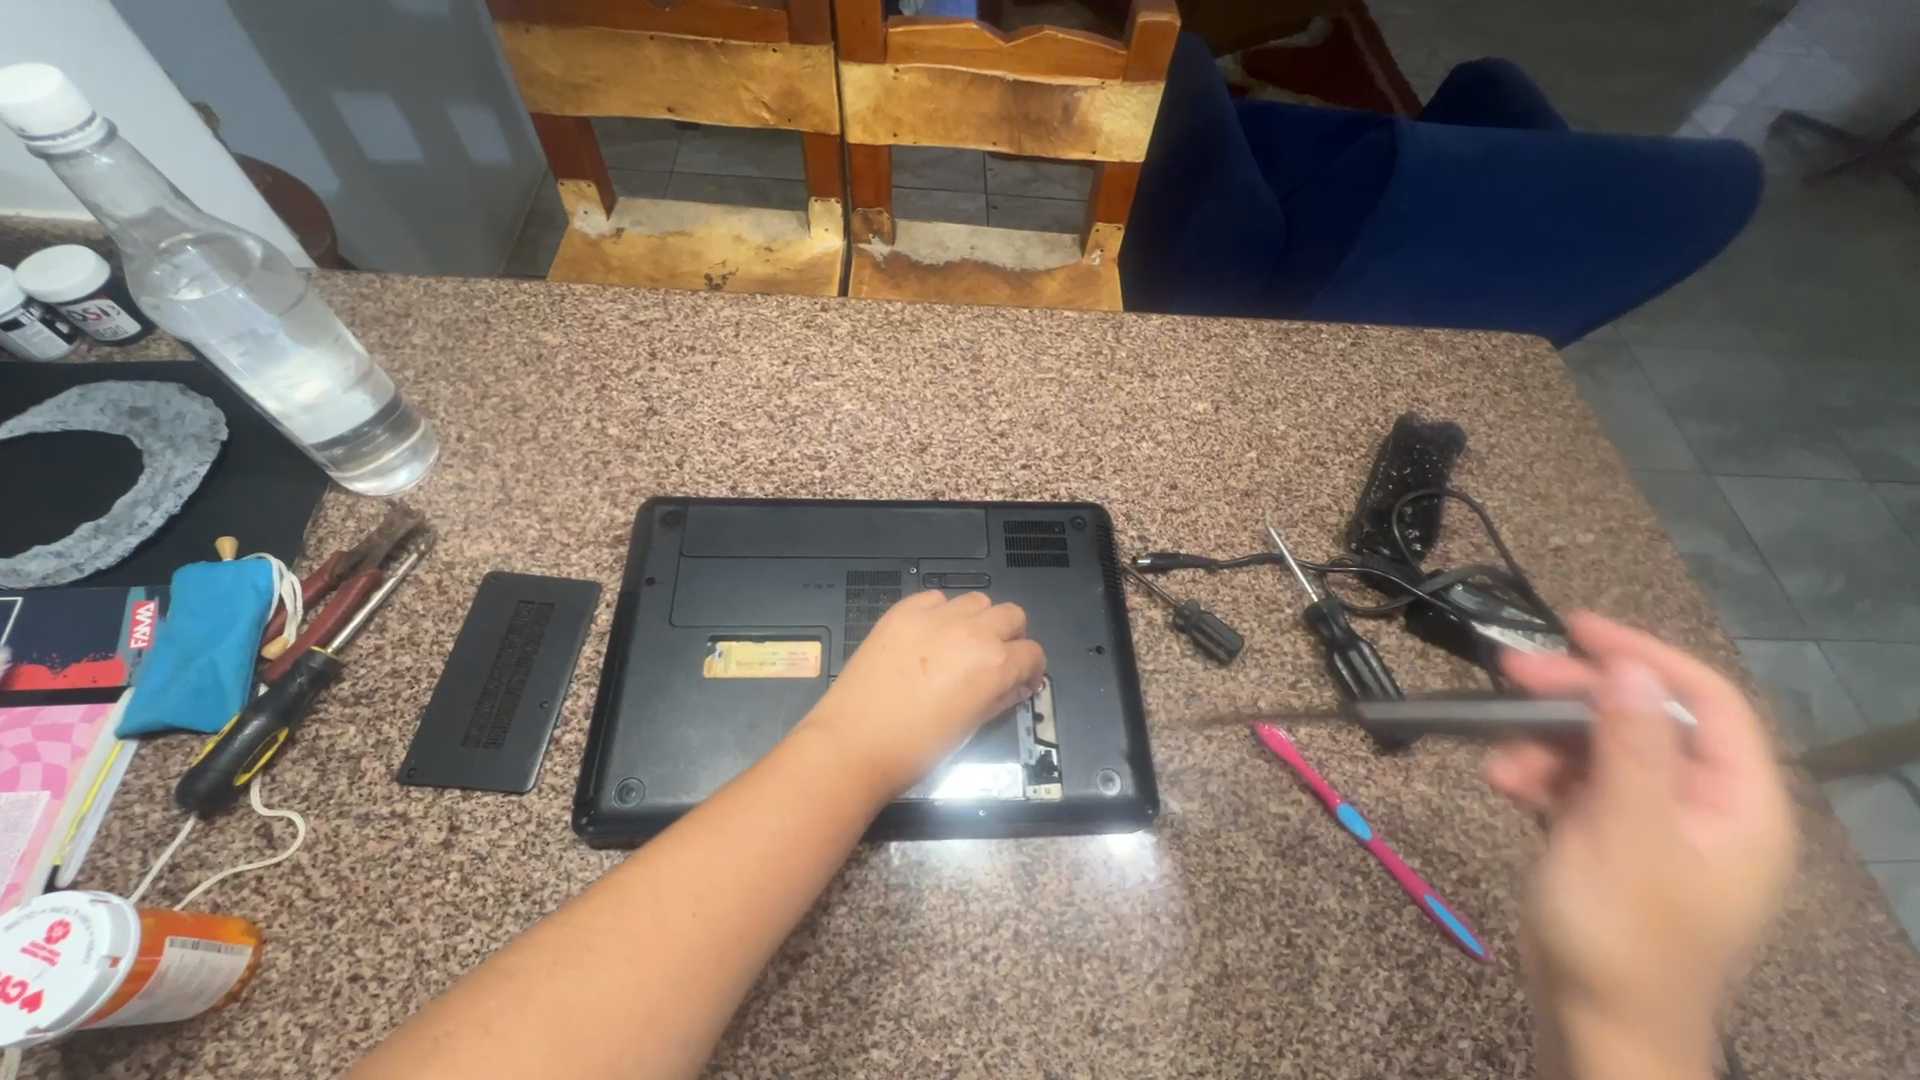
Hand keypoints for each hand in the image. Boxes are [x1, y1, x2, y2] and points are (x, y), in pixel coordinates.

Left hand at [800, 590, 1046, 797]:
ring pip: (976, 601)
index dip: (1031, 669)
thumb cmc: (917, 747)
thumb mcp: (970, 727)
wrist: (854, 743)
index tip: (1021, 681)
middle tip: (996, 660)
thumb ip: (999, 698)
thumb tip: (1016, 686)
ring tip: (961, 645)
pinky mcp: (902, 612)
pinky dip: (940, 612)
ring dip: (978, 620)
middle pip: (1011, 615)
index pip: (1032, 653)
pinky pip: (935, 598)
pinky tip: (929, 637)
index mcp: (995, 664)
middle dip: (1011, 637)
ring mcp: (935, 617)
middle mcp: (972, 631)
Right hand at [1485, 612, 1795, 1076]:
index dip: (1644, 656)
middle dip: (1572, 699)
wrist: (1596, 1022)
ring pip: (1596, 749)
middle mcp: (1702, 804)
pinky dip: (1537, 778)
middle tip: (1508, 674)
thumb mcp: (1622, 836)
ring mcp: (1653, 822)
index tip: (1575, 628)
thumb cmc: (1622, 936)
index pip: (1706, 702)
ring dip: (1540, 746)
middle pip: (1640, 719)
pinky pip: (1573, 784)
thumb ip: (1631, 751)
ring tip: (1499, 769)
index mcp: (1737, 805)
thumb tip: (1630, 671)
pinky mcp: (1608, 837)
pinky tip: (1504, 787)